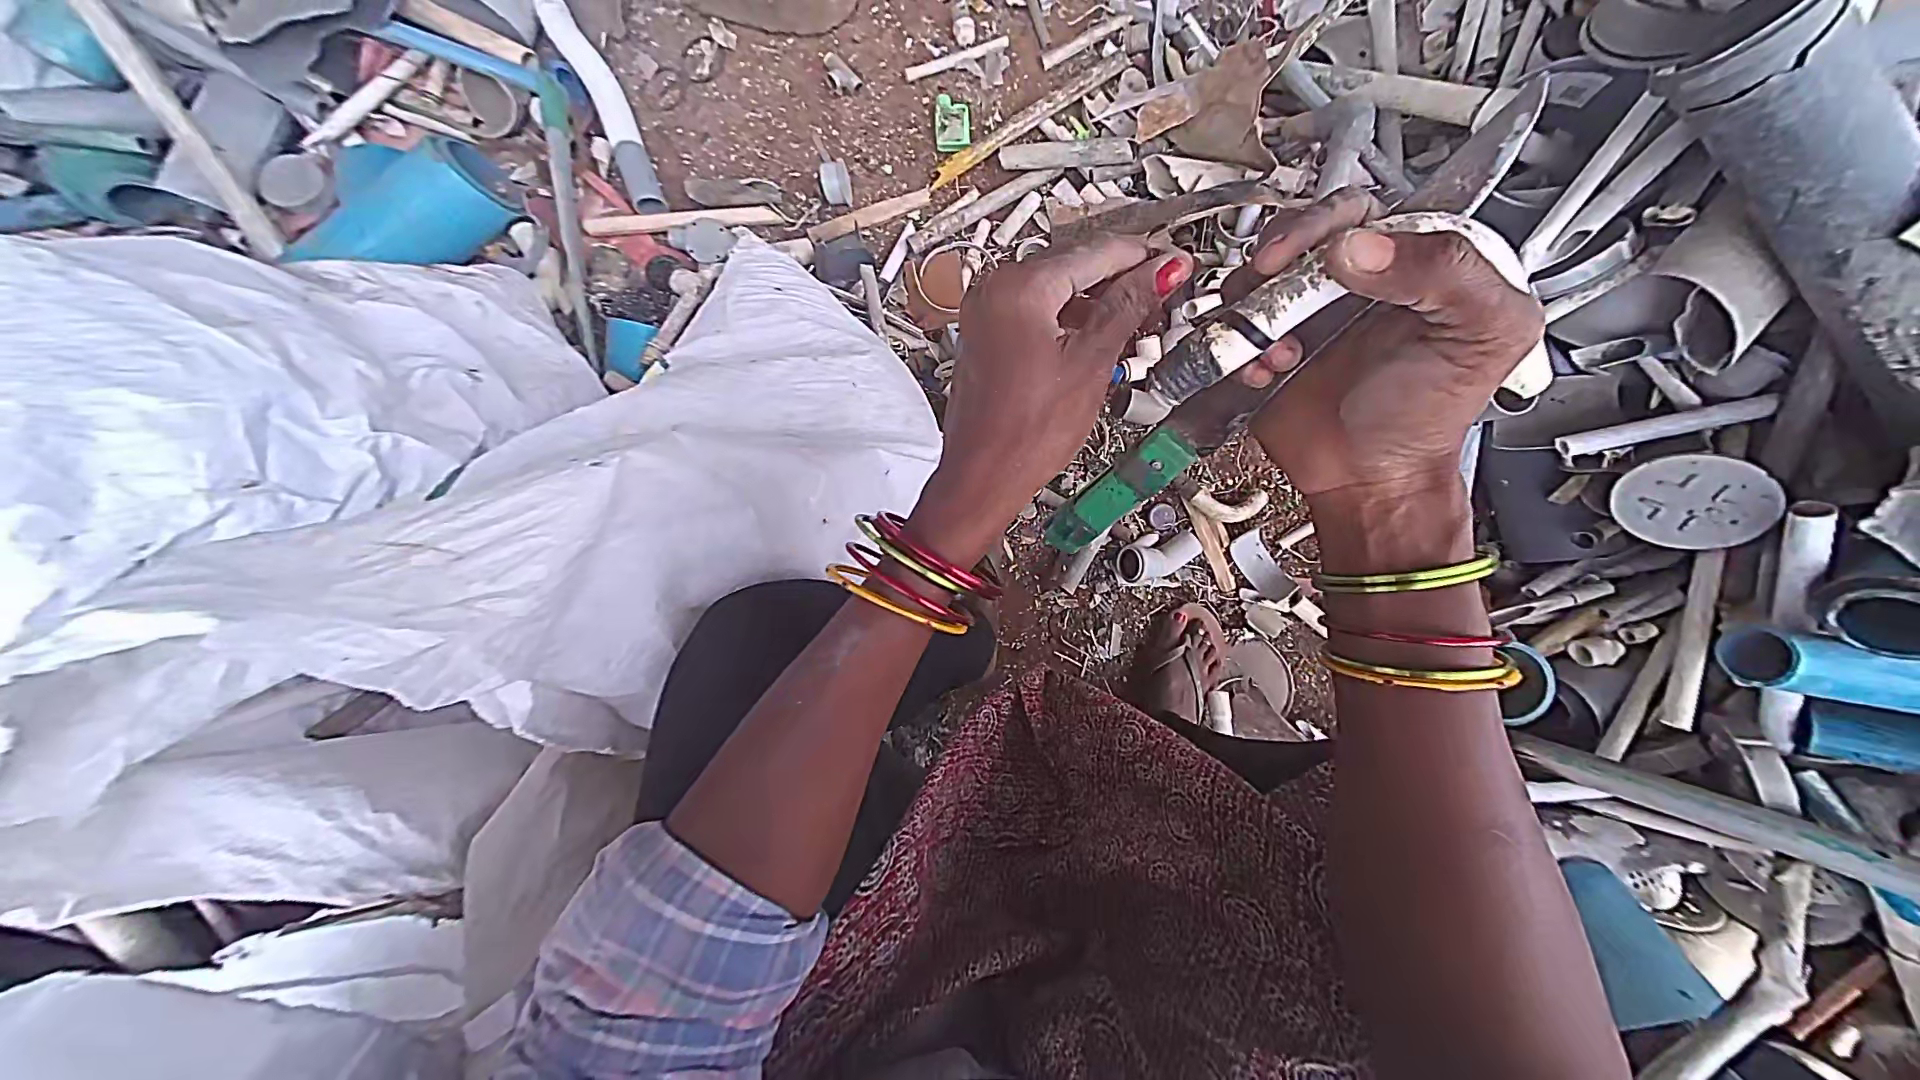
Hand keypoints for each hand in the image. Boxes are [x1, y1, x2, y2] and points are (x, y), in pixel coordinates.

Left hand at [908, 237, 1191, 562]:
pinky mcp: (986, 339)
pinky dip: (1068, 325)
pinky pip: (1035, 316)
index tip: (1173, 264)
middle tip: (1160, 299)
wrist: (984, 476)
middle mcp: (994, 290)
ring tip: (1134, 328)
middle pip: (1073, 269)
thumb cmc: (1024, 434)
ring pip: (1055, 294)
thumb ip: (1127, 306)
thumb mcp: (1091, 363)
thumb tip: (1161, 271)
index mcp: (1019, 286)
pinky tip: (1095, 344)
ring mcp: (986, 314)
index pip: (1096, 252)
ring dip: (1096, 307)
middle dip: (1120, 284)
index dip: (1144, 258)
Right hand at [1226, 190, 1543, 506]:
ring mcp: (1303, 318)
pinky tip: (1265, 370)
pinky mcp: (1266, 351)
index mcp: (1411, 264)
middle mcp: (1352, 284)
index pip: (1362, 211)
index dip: (1326, 221)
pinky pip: (1235, 329)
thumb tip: (1358, 246)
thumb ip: (1444, 270)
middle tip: (1267, 280)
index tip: (1305, 252)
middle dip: (1276, 255)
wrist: (1367, 478)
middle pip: (1299, 237)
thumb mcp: (1477, 334)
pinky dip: (1238, 346)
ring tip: (1279, 347)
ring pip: (1258, 279)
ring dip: (1256, 307)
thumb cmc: (1427, 416)